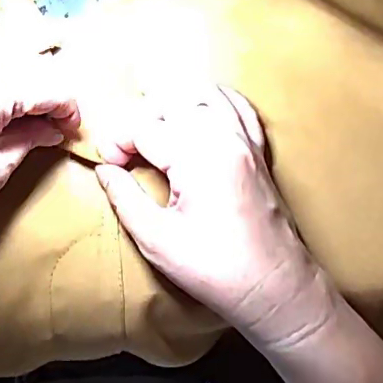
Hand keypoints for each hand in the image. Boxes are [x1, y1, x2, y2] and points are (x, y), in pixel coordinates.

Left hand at [0, 20, 81, 237]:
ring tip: (28, 105)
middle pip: (35, 53)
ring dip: (29, 66)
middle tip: (51, 119)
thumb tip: (52, 128)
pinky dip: (3, 62)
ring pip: (10, 40)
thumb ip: (29, 141)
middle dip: (52, 84)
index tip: (70, 130)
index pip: (53, 83)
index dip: (69, 107)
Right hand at [93, 85, 340, 353]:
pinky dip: (209, 101)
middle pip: (170, 99)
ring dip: (171, 105)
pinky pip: (235, 105)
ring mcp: (245, 140)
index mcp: (198, 158)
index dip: (117, 142)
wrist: (277, 290)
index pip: (143, 125)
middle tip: (128, 154)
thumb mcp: (156, 241)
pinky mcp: (258, 149)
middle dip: (139, 119)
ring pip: (202, 92)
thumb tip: (104, 170)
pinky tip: (194, 117)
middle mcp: (224, 137)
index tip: (110, 167)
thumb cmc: (216, 271)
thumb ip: (123, 198)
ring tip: (155, 134)